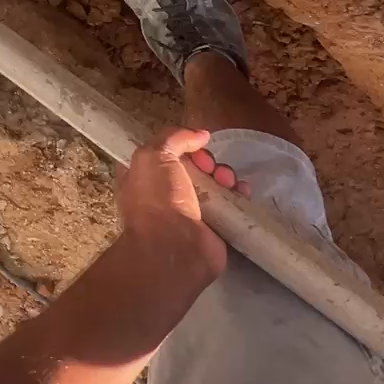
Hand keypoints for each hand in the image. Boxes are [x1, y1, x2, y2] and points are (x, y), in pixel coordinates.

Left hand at [114, 128, 231, 286]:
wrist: (175, 248)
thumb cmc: (157, 199)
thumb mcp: (153, 156)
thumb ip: (173, 138)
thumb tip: (201, 135)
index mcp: (142, 175)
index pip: (163, 152)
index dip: (180, 145)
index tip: (192, 145)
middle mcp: (163, 192)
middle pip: (192, 164)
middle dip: (206, 160)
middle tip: (210, 167)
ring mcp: (189, 209)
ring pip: (213, 181)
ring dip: (224, 175)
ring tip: (227, 181)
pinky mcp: (213, 224)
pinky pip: (228, 202)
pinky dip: (237, 193)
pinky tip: (242, 191)